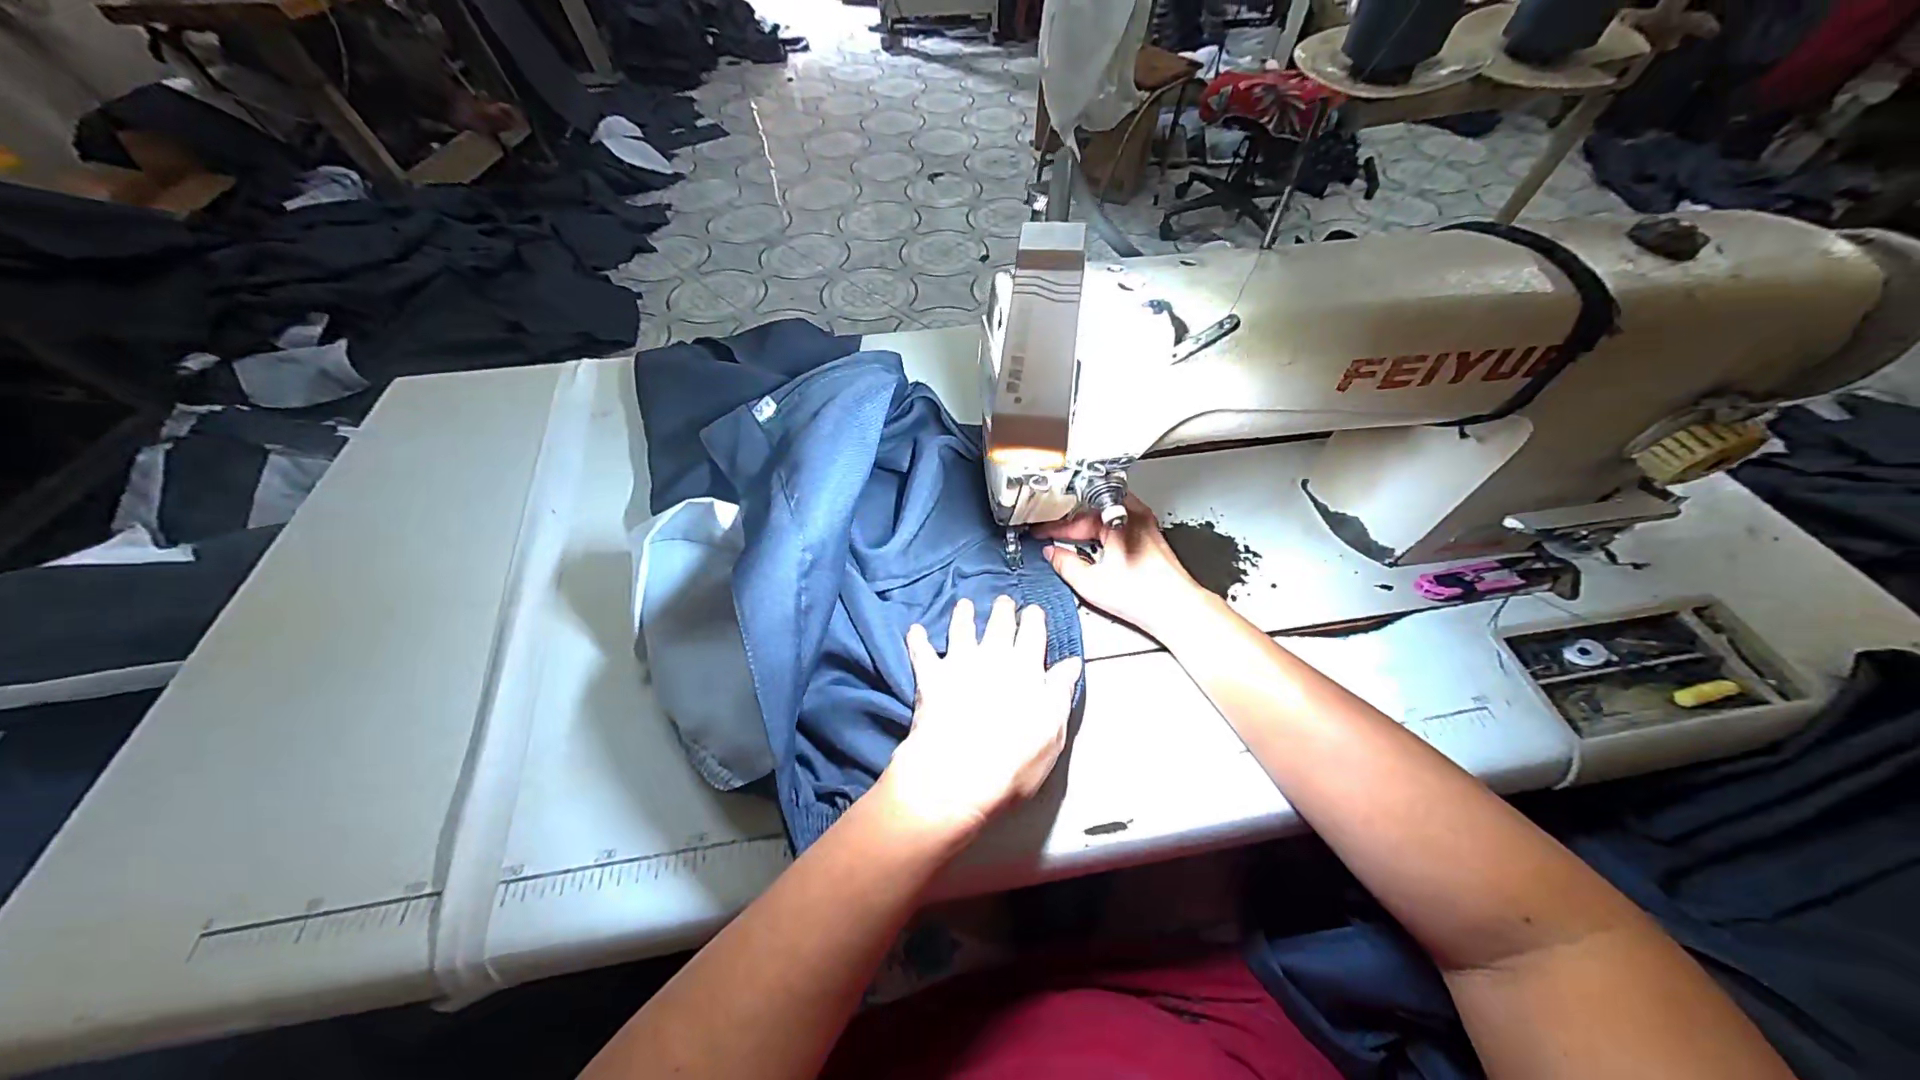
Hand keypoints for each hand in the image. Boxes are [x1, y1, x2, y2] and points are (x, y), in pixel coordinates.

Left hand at [877, 596, 1083, 840]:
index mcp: (1026, 668)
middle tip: (1004, 601)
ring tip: (964, 606)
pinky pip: (922, 651)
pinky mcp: (931, 677)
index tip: (1033, 611)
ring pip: (962, 630)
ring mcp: (959, 664)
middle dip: (1003, 611)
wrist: (957, 773)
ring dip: (964, 616)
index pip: (1033, 634)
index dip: (1033, 620)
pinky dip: (918, 639)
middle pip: (999, 625)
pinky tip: (915, 631)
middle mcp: (993, 658)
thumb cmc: (1011, 761)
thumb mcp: (1052, 731)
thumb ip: (1060, 692)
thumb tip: (1071, 665)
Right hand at [1036, 495, 1210, 636]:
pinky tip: (1094, 547)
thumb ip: (1064, 564)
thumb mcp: (1090, 583)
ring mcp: (1144, 522)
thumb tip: (1051, 553)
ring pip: (1105, 516)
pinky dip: (1102, 532)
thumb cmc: (1146, 595)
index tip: (1039, 533)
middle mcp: (1134, 513)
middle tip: (1049, 535)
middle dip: (1068, 524)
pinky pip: (1118, 524)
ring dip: (1085, 527)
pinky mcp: (1150, 534)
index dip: (1052, 528)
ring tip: (1068, 541)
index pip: (1075, 519)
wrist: (1176, 607)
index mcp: (1118, 518)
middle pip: (1090, 512)